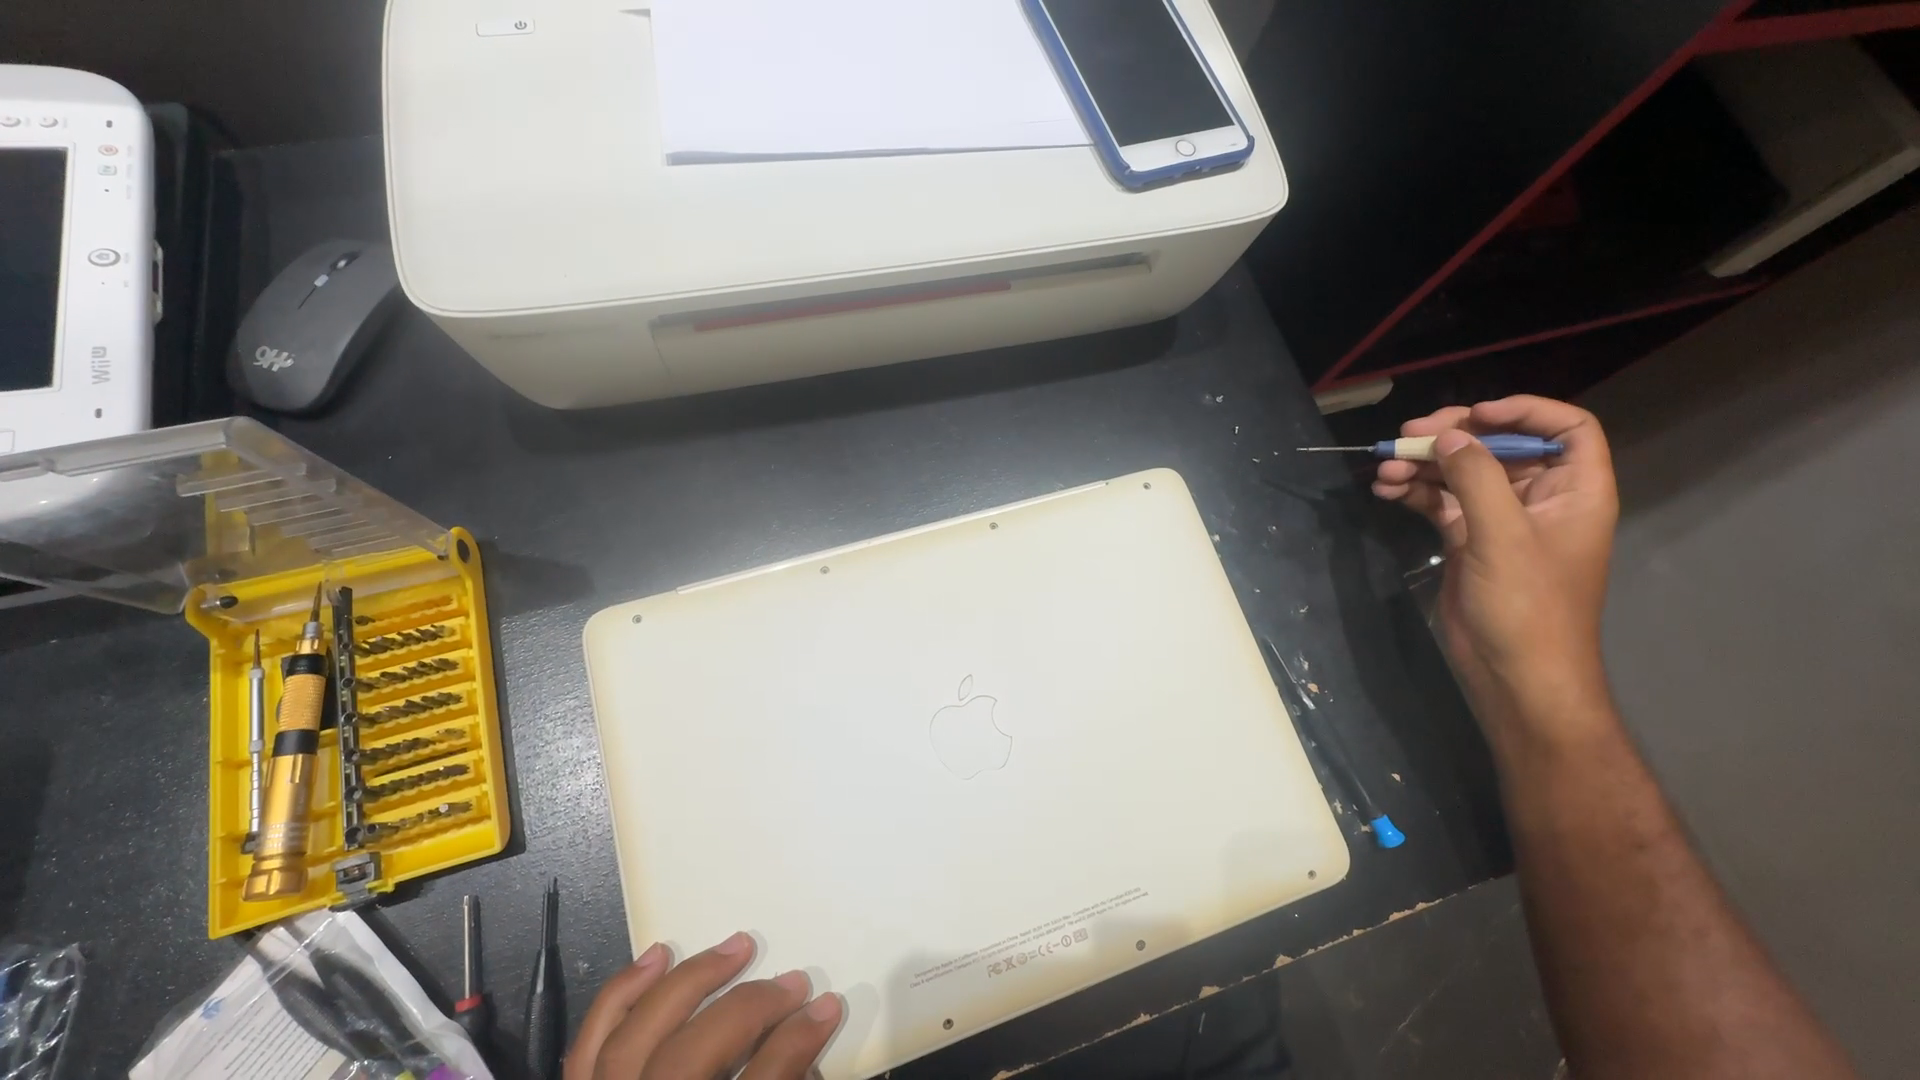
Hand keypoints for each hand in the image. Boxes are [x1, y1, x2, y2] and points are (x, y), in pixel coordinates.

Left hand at [567, 933, 842, 1079]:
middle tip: (795, 982)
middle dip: (750, 1008)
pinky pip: (589, 1042)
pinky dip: (623, 991)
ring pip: (636, 1037)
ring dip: (692, 980)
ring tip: (738, 946)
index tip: (829, 1007)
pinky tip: (659, 955)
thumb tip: (804, 1058)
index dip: (796, 1043)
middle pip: (692, 1056)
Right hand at [1370, 396, 1618, 754]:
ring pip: (1462, 474)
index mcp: (1575, 491)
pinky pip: (1440, 503)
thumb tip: (1447, 436)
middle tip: (1410, 435)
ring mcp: (1501, 521)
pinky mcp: (1468, 542)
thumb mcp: (1503, 535)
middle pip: (1501, 446)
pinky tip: (1385, 491)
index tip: (1474, 416)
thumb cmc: (1528, 606)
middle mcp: (1541, 499)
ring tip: (1385, 467)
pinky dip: (1414, 493)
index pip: (1566, 428)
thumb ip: (1476, 478)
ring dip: (1423, 466)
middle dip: (1454, 436)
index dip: (1524, 412)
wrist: (1514, 675)